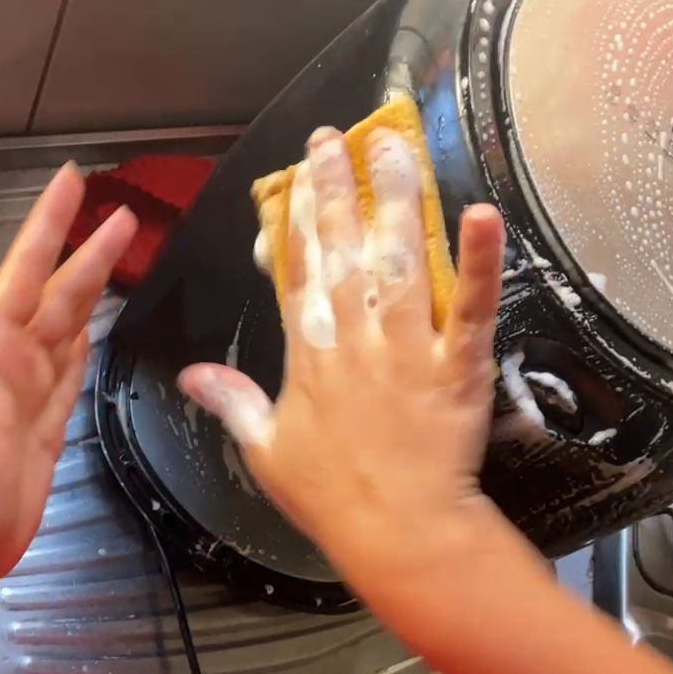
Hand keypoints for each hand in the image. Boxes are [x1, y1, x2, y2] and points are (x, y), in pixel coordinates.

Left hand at [0, 163, 136, 594]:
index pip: (25, 275)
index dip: (48, 228)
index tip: (73, 184)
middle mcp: (11, 365)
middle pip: (58, 297)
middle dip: (88, 254)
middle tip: (124, 218)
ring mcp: (30, 396)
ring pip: (68, 331)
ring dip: (89, 295)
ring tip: (115, 262)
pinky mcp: (47, 427)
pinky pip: (71, 377)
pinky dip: (83, 351)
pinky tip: (90, 334)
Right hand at [178, 126, 516, 582]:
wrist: (397, 532)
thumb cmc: (329, 497)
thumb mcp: (264, 451)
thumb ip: (232, 402)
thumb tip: (190, 373)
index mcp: (308, 362)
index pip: (297, 279)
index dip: (295, 226)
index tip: (293, 181)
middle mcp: (353, 345)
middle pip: (342, 257)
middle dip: (335, 194)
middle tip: (333, 141)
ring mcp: (406, 353)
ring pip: (397, 266)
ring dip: (394, 203)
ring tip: (392, 148)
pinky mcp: (456, 368)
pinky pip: (468, 309)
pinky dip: (478, 262)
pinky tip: (482, 214)